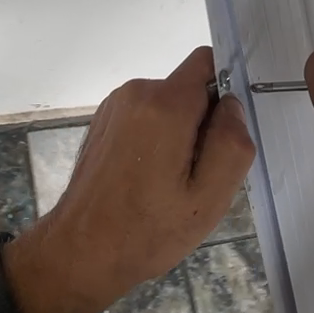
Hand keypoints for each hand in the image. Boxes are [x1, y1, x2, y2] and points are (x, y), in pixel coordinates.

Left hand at [2, 46, 254, 312]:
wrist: (82, 250)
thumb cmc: (149, 229)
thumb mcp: (209, 197)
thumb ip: (231, 143)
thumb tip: (231, 104)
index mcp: (164, 104)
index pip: (207, 63)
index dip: (224, 93)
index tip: (223, 135)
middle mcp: (136, 91)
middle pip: (188, 88)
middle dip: (202, 123)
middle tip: (197, 175)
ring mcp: (115, 103)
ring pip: (168, 104)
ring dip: (179, 133)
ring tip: (170, 182)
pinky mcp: (103, 118)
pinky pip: (146, 114)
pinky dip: (156, 138)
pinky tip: (147, 178)